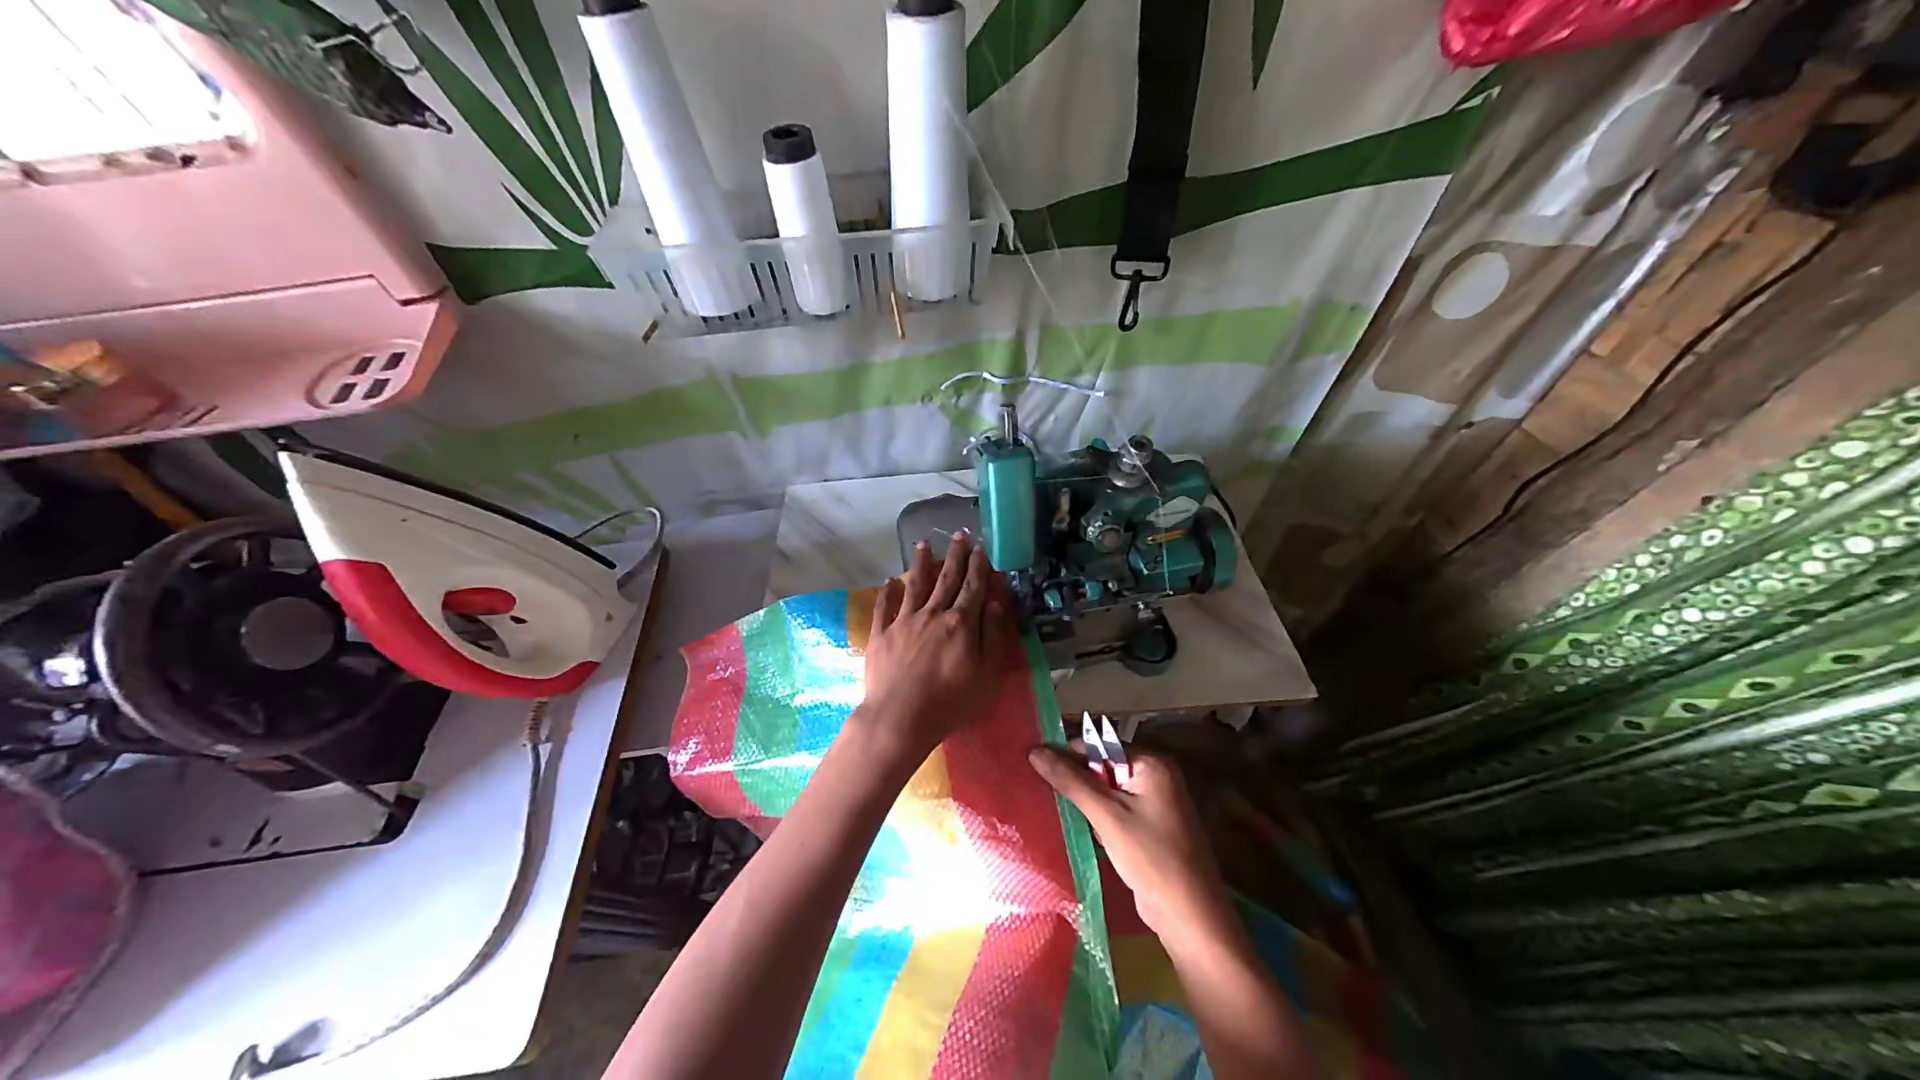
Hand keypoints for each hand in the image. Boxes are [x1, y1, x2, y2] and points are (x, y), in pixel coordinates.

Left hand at [857, 532, 1014, 761]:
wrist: (900, 718)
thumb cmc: (951, 702)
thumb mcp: (988, 675)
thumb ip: (994, 637)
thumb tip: (996, 604)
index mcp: (961, 623)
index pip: (973, 587)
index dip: (978, 566)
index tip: (981, 548)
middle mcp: (932, 614)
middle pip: (946, 579)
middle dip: (954, 555)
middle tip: (958, 535)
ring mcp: (904, 622)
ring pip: (914, 585)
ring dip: (920, 563)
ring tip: (923, 544)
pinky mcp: (881, 635)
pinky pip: (885, 606)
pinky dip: (887, 591)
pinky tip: (889, 581)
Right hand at [1028, 743, 1235, 946]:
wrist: (1189, 915)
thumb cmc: (1150, 857)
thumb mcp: (1106, 815)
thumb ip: (1070, 780)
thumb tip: (1034, 750)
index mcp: (1152, 763)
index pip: (1100, 745)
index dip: (1069, 754)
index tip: (1036, 765)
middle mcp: (1157, 775)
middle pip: (1104, 766)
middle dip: (1077, 779)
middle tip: (1042, 788)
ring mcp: (1156, 802)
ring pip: (1108, 789)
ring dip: (1086, 800)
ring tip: (1055, 807)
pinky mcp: (1151, 826)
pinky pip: (1116, 809)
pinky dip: (1098, 816)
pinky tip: (1080, 828)